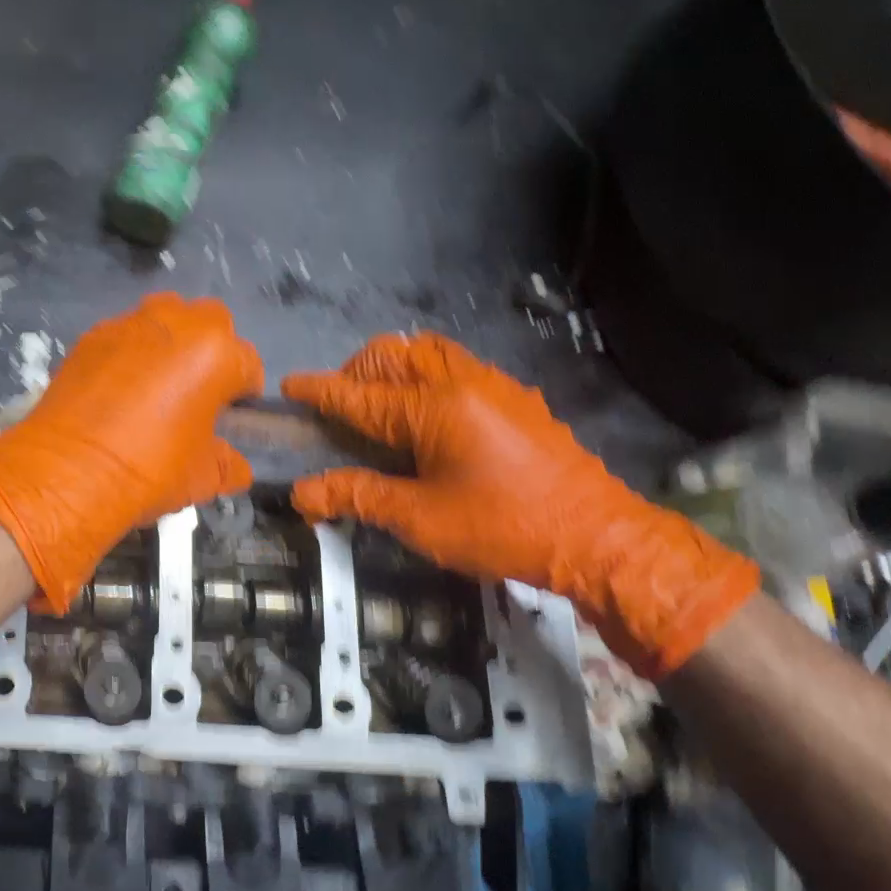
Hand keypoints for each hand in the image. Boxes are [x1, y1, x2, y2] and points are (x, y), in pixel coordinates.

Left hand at [0, 294, 263, 612]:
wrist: (67, 472)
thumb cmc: (149, 470)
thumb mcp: (204, 477)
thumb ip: (230, 463)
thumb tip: (235, 465)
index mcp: (215, 352)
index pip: (248, 363)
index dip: (243, 393)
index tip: (230, 418)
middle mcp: (174, 324)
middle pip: (208, 323)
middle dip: (210, 351)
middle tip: (196, 394)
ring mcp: (127, 325)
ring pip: (162, 318)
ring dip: (168, 343)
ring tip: (156, 387)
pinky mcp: (89, 337)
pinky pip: (122, 336)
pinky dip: (128, 354)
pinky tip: (116, 392)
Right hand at [283, 332, 756, 678]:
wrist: (600, 539)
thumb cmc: (504, 529)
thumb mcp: (421, 520)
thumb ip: (358, 497)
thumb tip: (303, 493)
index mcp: (433, 409)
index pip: (359, 395)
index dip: (319, 391)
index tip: (289, 385)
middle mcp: (461, 383)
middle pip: (393, 354)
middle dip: (356, 371)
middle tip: (339, 403)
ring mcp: (494, 386)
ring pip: (428, 351)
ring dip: (393, 367)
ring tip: (380, 402)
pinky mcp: (516, 399)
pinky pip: (458, 366)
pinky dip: (426, 375)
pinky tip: (428, 415)